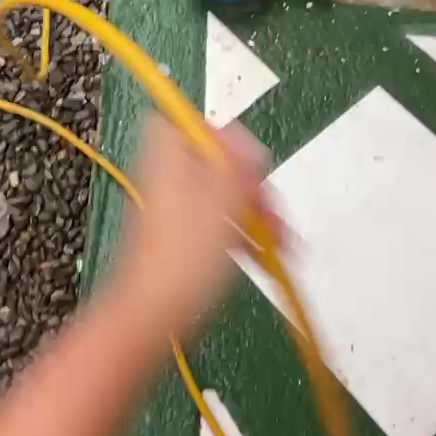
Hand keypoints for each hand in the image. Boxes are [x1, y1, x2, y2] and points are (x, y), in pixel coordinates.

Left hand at [107, 115, 272, 344]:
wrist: (154, 311)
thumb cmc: (185, 258)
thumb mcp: (221, 202)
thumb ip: (234, 165)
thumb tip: (241, 135)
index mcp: (169, 160)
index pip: (186, 123)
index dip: (219, 136)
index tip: (246, 161)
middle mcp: (169, 178)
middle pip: (215, 161)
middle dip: (250, 183)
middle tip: (271, 209)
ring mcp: (175, 208)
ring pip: (221, 193)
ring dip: (254, 211)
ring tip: (281, 239)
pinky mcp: (183, 237)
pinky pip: (218, 221)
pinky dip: (242, 232)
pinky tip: (266, 253)